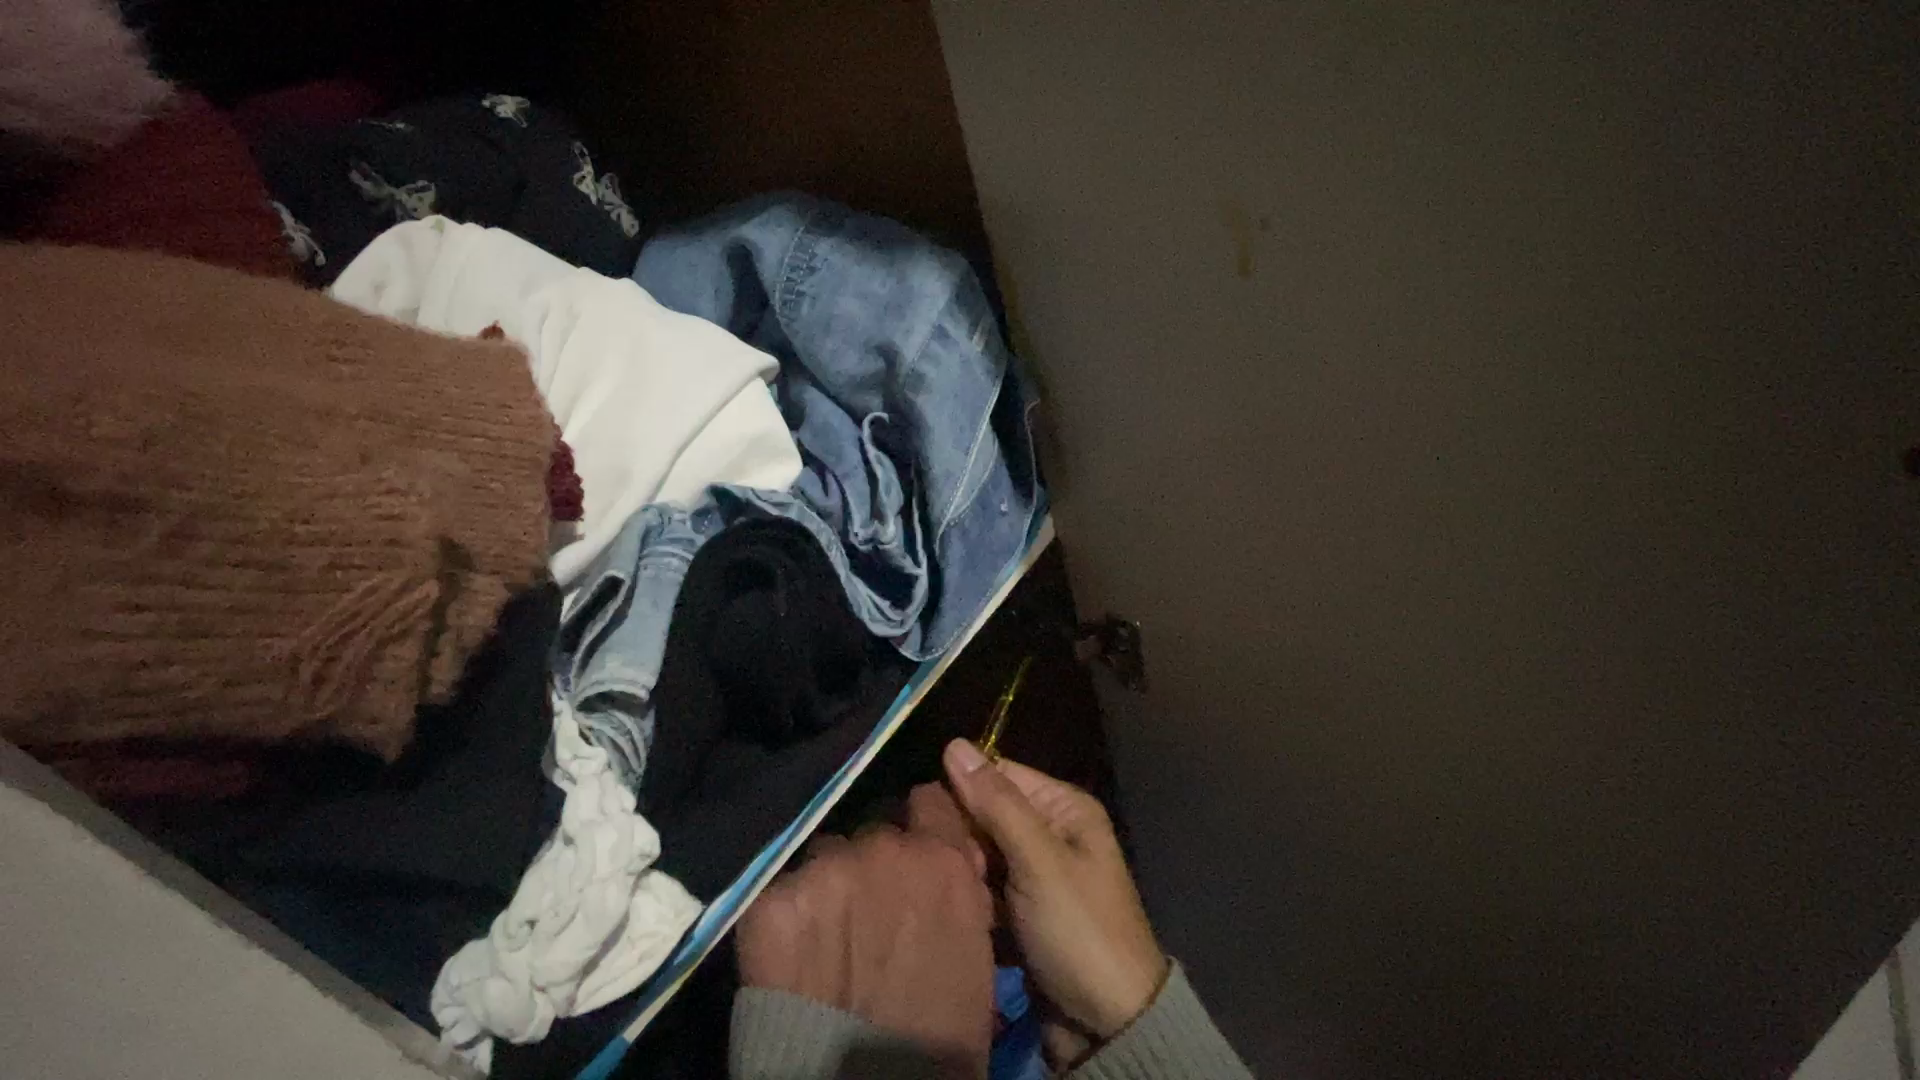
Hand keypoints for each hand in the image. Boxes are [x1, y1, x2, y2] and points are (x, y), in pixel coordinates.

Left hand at [736, 819, 995, 1075]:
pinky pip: (783, 888)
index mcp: (939, 859)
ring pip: (825, 853)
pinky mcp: (774, 900)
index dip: (922, 822)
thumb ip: (958, 890)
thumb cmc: (939, 1035)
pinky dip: (789, 915)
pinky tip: (792, 953)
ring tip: (826, 934)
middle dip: (873, 862)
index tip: (915, 844)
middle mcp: (883, 847)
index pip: (927, 800)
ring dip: (831, 883)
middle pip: (873, 832)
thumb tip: (948, 864)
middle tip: (869, 909)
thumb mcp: (975, 953)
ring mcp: (824, 869)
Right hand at [942, 739, 1169, 1040]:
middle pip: (987, 815)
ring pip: (981, 855)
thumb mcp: (1039, 859)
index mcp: (1064, 808)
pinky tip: (951, 911)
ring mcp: (1035, 876)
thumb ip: (996, 803)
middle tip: (939, 863)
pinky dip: (970, 900)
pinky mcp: (1022, 914)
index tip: (924, 811)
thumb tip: (954, 743)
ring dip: (962, 871)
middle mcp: (1051, 833)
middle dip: (961, 836)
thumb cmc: (1079, 928)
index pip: (999, 775)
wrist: (1108, 1025)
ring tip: (941, 889)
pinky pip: (985, 892)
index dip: (962, 788)